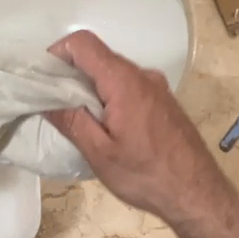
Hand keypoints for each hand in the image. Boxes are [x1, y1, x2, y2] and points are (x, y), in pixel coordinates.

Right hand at [46, 31, 238, 233]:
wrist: (196, 193)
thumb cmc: (146, 175)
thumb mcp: (100, 153)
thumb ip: (71, 121)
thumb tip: (45, 99)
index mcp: (124, 82)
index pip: (83, 44)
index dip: (57, 53)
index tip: (42, 78)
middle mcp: (142, 76)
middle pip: (98, 57)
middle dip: (70, 74)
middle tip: (51, 104)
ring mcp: (156, 88)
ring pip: (113, 74)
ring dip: (89, 89)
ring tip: (75, 120)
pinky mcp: (162, 102)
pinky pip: (128, 88)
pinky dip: (108, 97)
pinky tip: (103, 127)